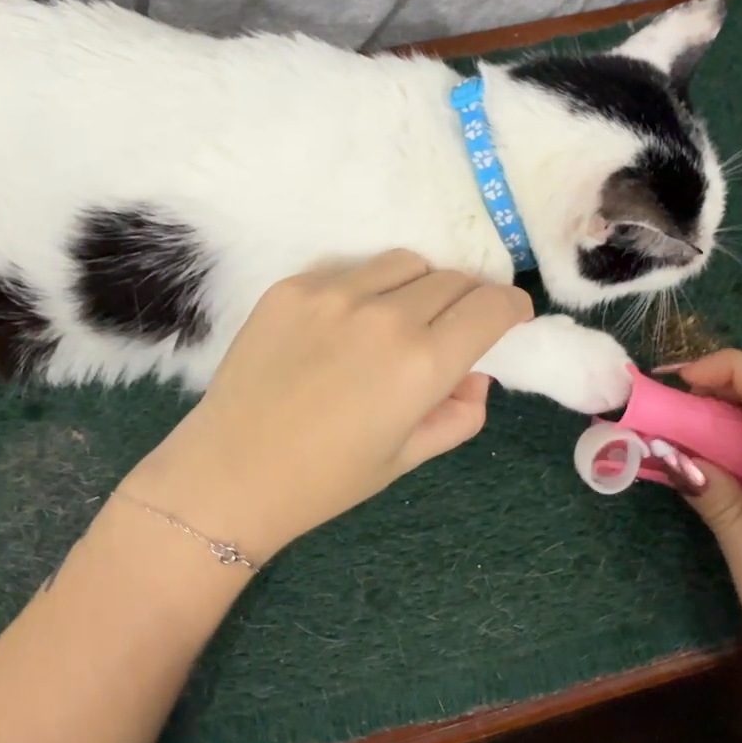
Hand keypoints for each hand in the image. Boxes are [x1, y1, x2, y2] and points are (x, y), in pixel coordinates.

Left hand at [118, 250, 532, 561]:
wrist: (230, 474)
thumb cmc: (326, 480)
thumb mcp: (409, 457)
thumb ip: (461, 412)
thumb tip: (477, 374)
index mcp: (422, 363)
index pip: (492, 305)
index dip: (511, 306)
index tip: (509, 317)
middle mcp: (385, 315)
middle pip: (454, 279)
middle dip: (468, 301)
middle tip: (454, 328)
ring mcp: (334, 293)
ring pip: (406, 262)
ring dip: (419, 285)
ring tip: (400, 318)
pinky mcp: (293, 285)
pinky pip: (352, 270)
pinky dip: (366, 289)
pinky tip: (345, 325)